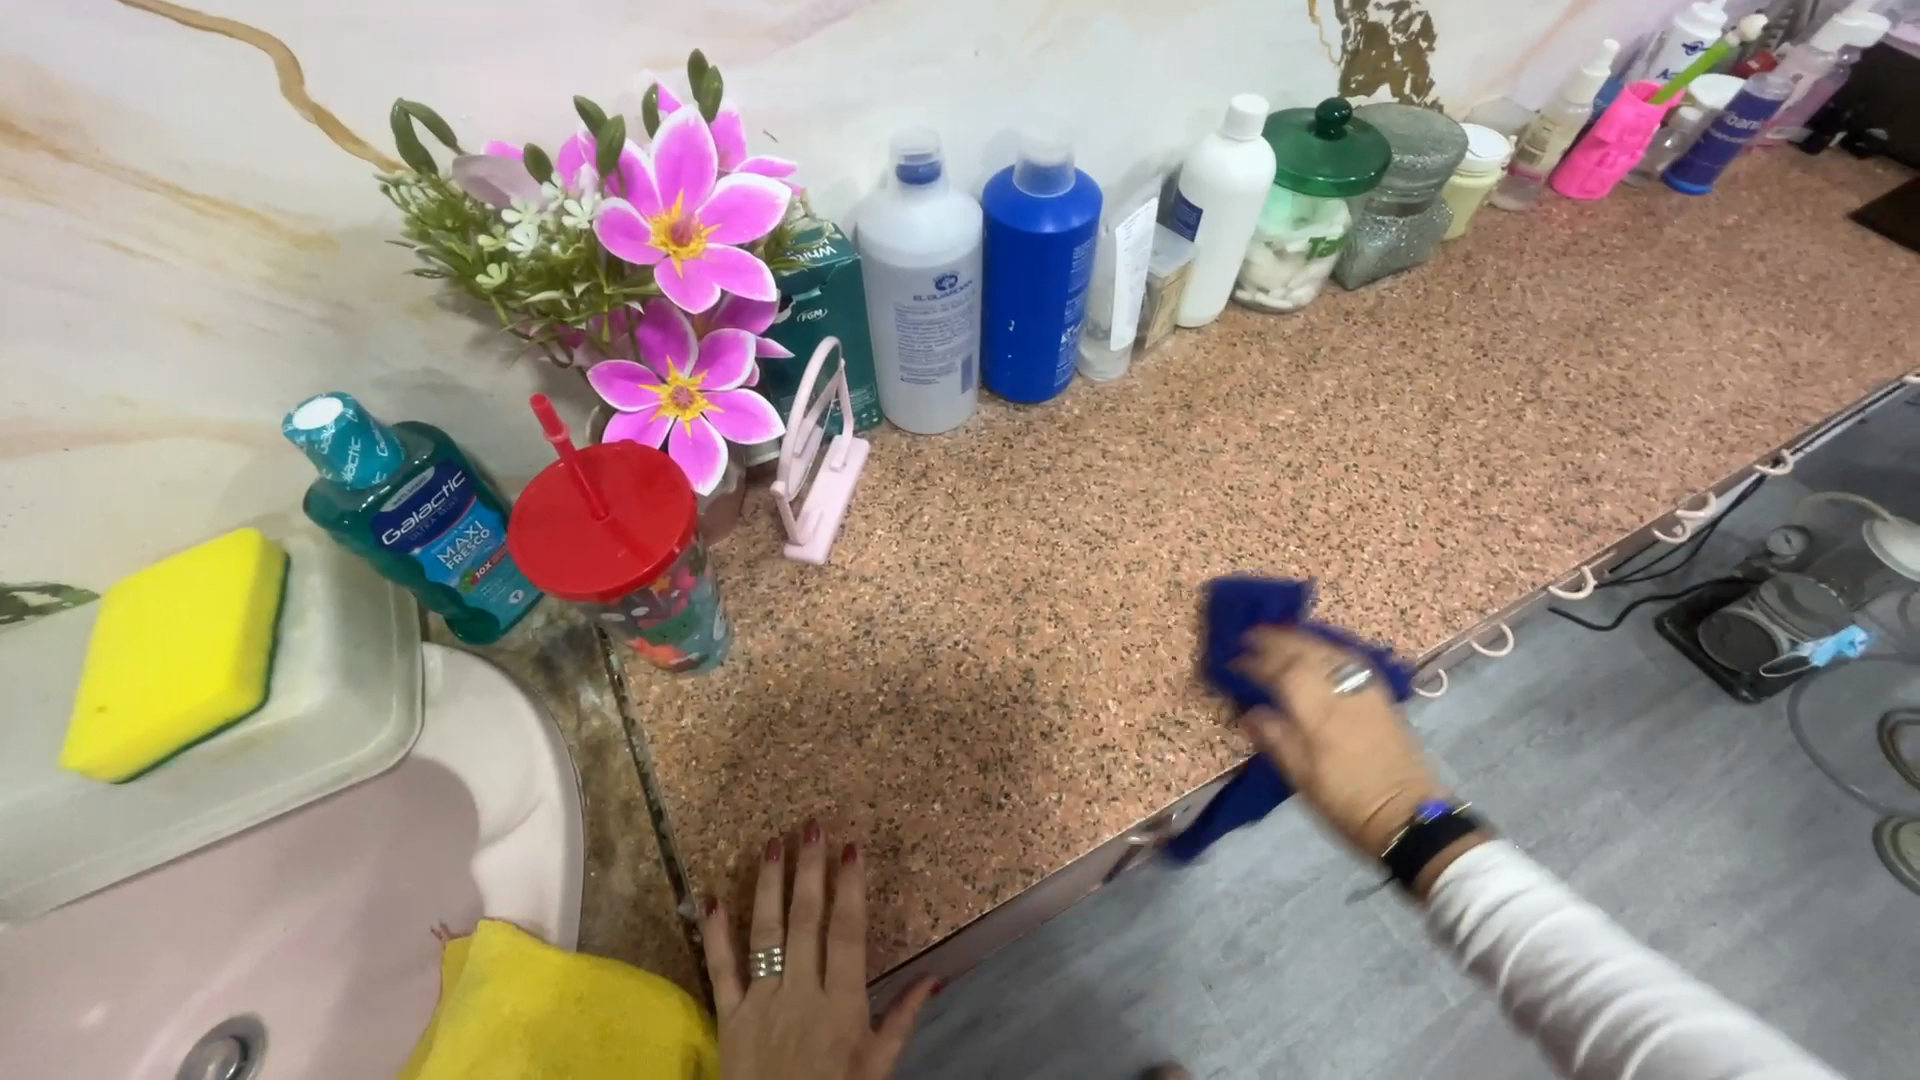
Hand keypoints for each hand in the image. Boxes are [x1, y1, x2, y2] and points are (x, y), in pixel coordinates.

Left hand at [700, 824, 936, 1079]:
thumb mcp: (878, 1067)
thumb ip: (903, 1018)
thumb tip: (936, 975)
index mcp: (842, 1005)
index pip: (848, 934)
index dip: (851, 889)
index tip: (852, 849)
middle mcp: (801, 995)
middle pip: (806, 921)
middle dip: (810, 870)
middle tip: (812, 827)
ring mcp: (760, 1003)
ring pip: (765, 934)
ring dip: (768, 885)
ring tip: (773, 843)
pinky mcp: (728, 1018)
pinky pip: (720, 971)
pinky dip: (714, 934)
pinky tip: (711, 897)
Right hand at [1231, 628, 1448, 857]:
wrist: (1410, 816)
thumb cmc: (1348, 802)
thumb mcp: (1302, 778)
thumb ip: (1275, 739)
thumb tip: (1249, 712)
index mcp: (1318, 715)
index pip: (1281, 674)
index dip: (1254, 663)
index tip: (1233, 661)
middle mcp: (1342, 693)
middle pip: (1306, 653)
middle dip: (1276, 640)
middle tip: (1250, 636)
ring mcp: (1365, 692)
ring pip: (1330, 650)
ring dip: (1301, 638)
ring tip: (1279, 635)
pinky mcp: (1381, 696)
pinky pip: (1349, 659)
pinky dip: (1327, 647)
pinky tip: (1318, 649)